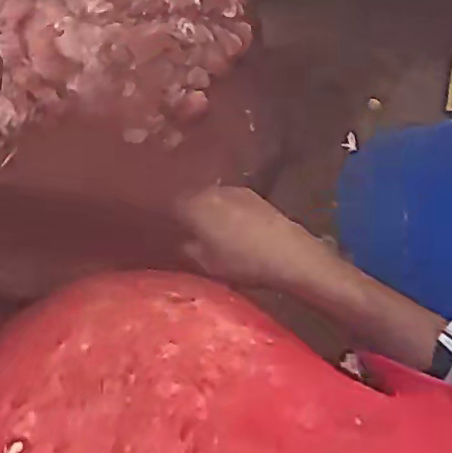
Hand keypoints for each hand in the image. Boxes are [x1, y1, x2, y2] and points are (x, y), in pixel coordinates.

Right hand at [176, 186, 333, 292]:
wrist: (289, 253)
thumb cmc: (242, 260)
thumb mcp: (205, 263)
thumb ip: (183, 247)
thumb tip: (172, 239)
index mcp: (191, 204)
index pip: (166, 203)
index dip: (163, 216)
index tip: (162, 227)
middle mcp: (207, 189)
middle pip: (187, 197)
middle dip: (184, 211)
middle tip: (184, 230)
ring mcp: (230, 188)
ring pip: (208, 197)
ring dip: (206, 209)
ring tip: (211, 230)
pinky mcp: (250, 193)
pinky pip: (227, 199)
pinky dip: (224, 209)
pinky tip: (233, 227)